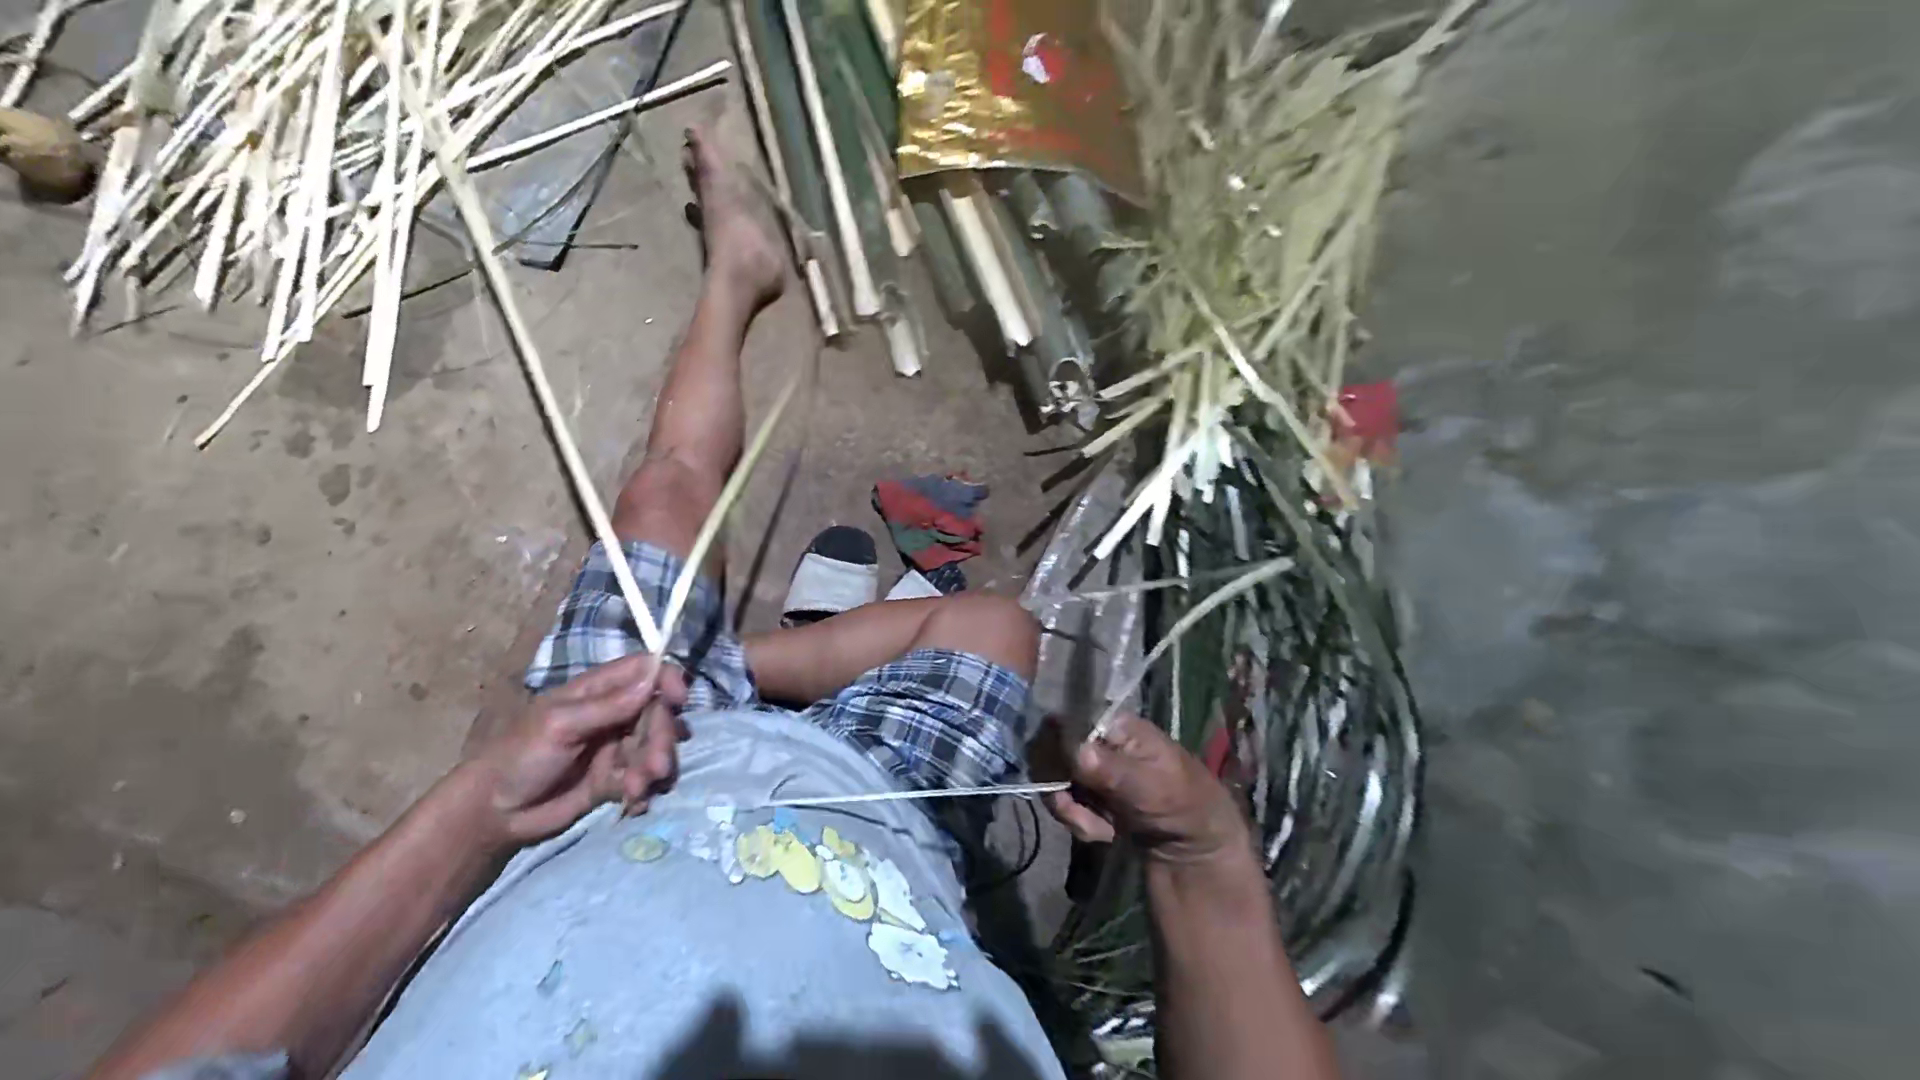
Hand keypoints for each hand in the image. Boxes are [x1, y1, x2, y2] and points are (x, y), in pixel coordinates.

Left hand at [465, 653, 686, 845]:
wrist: (492, 815)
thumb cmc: (518, 757)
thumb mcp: (560, 725)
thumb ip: (610, 704)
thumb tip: (654, 676)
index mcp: (599, 691)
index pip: (646, 671)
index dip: (667, 680)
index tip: (679, 700)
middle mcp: (615, 714)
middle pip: (659, 714)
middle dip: (662, 739)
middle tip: (656, 766)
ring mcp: (618, 747)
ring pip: (657, 748)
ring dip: (655, 768)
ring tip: (636, 789)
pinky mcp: (617, 779)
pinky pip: (646, 779)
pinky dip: (645, 791)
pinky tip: (632, 804)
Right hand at [1040, 712, 1249, 866]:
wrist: (1200, 856)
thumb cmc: (1185, 807)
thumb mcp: (1150, 787)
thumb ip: (1110, 769)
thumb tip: (1075, 750)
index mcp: (1117, 726)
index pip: (1070, 720)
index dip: (1057, 745)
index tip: (1061, 776)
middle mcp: (1101, 742)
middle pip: (1055, 751)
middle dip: (1062, 786)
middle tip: (1078, 811)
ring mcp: (1094, 771)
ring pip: (1057, 783)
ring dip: (1074, 811)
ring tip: (1101, 829)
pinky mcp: (1093, 799)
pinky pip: (1068, 806)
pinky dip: (1082, 823)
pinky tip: (1105, 834)